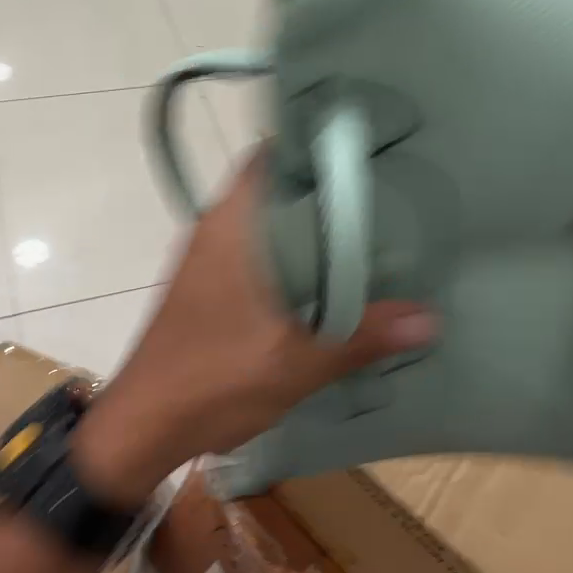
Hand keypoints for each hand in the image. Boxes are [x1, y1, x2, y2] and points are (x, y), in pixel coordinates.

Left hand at [71, 151, 438, 508]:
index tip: (355, 150)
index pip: (267, 159)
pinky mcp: (200, 286)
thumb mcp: (295, 363)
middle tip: (370, 192)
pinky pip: (247, 249)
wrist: (142, 425)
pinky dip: (279, 251)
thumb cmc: (214, 379)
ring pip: (257, 221)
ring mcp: (202, 258)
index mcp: (230, 226)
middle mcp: (212, 229)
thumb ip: (360, 336)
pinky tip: (313, 276)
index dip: (308, 146)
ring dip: (295, 223)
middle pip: (267, 188)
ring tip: (353, 228)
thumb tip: (430, 317)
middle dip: (313, 188)